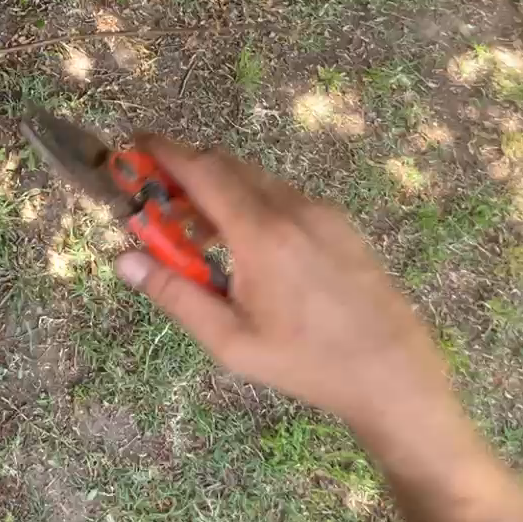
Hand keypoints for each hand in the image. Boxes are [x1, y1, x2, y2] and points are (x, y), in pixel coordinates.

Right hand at [113, 136, 464, 454]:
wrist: (399, 379)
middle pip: (225, 163)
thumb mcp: (231, 341)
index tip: (135, 142)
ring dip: (216, 184)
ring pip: (253, 176)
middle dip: (184, 165)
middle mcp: (291, 208)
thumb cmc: (307, 363)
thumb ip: (174, 294)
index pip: (202, 170)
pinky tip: (242, 240)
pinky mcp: (338, 221)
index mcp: (260, 234)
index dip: (164, 150)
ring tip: (196, 225)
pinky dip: (247, 198)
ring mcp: (320, 211)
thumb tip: (123, 260)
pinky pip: (279, 192)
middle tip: (155, 189)